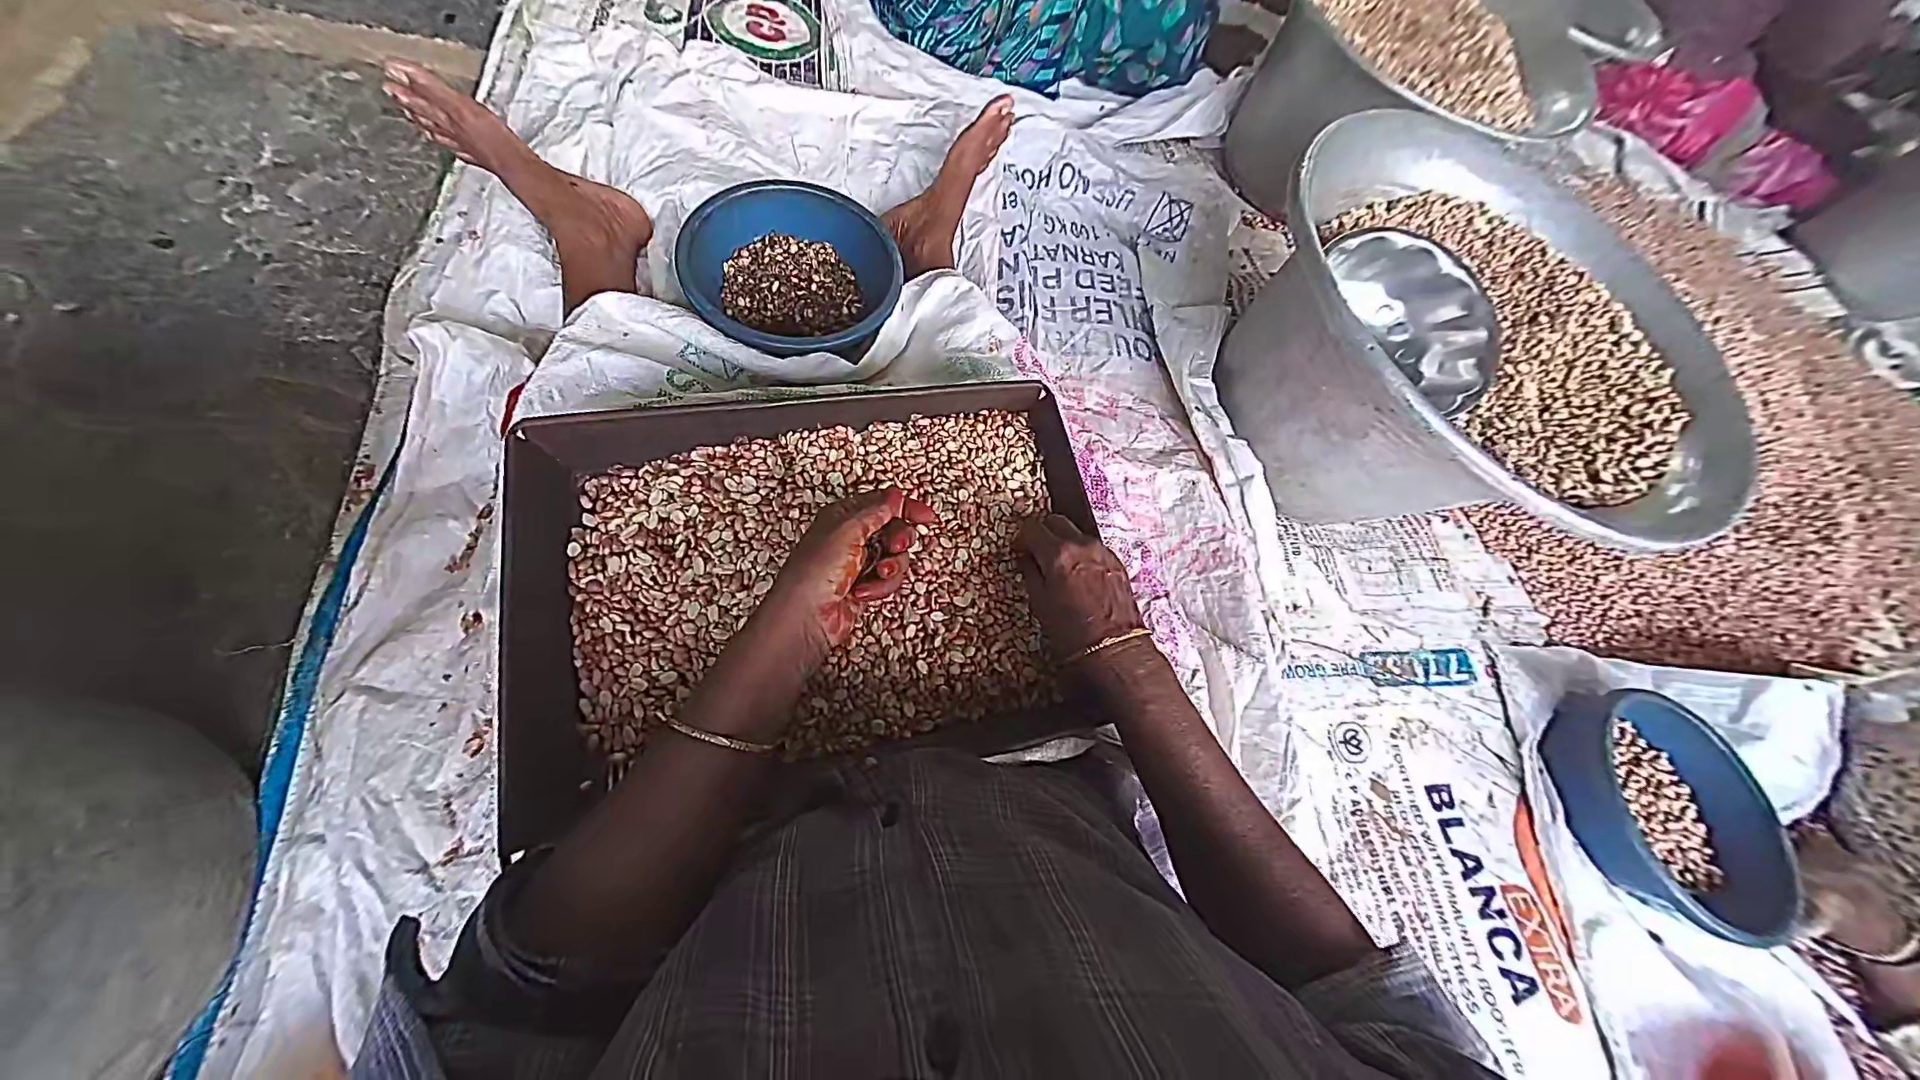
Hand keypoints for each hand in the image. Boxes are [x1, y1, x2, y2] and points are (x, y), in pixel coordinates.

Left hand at [747, 488, 935, 670]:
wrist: (805, 618)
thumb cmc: (813, 574)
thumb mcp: (847, 531)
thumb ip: (875, 511)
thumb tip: (895, 495)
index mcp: (843, 517)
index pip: (882, 503)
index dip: (905, 507)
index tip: (926, 516)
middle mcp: (852, 538)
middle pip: (894, 530)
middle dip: (899, 539)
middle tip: (897, 545)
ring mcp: (860, 564)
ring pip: (896, 558)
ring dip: (892, 567)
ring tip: (880, 573)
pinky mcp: (865, 586)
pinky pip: (889, 581)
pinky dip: (881, 587)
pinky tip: (863, 592)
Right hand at [1014, 514, 1144, 660]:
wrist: (1113, 647)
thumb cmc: (1072, 631)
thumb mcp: (1040, 602)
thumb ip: (1030, 572)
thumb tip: (1026, 558)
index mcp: (1058, 554)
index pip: (1032, 527)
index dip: (1022, 538)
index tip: (1020, 549)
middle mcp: (1081, 545)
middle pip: (1056, 521)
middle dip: (1042, 532)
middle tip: (1035, 551)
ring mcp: (1102, 551)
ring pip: (1076, 532)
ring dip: (1063, 541)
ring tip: (1057, 565)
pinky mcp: (1116, 560)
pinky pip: (1092, 546)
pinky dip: (1080, 552)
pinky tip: (1077, 573)